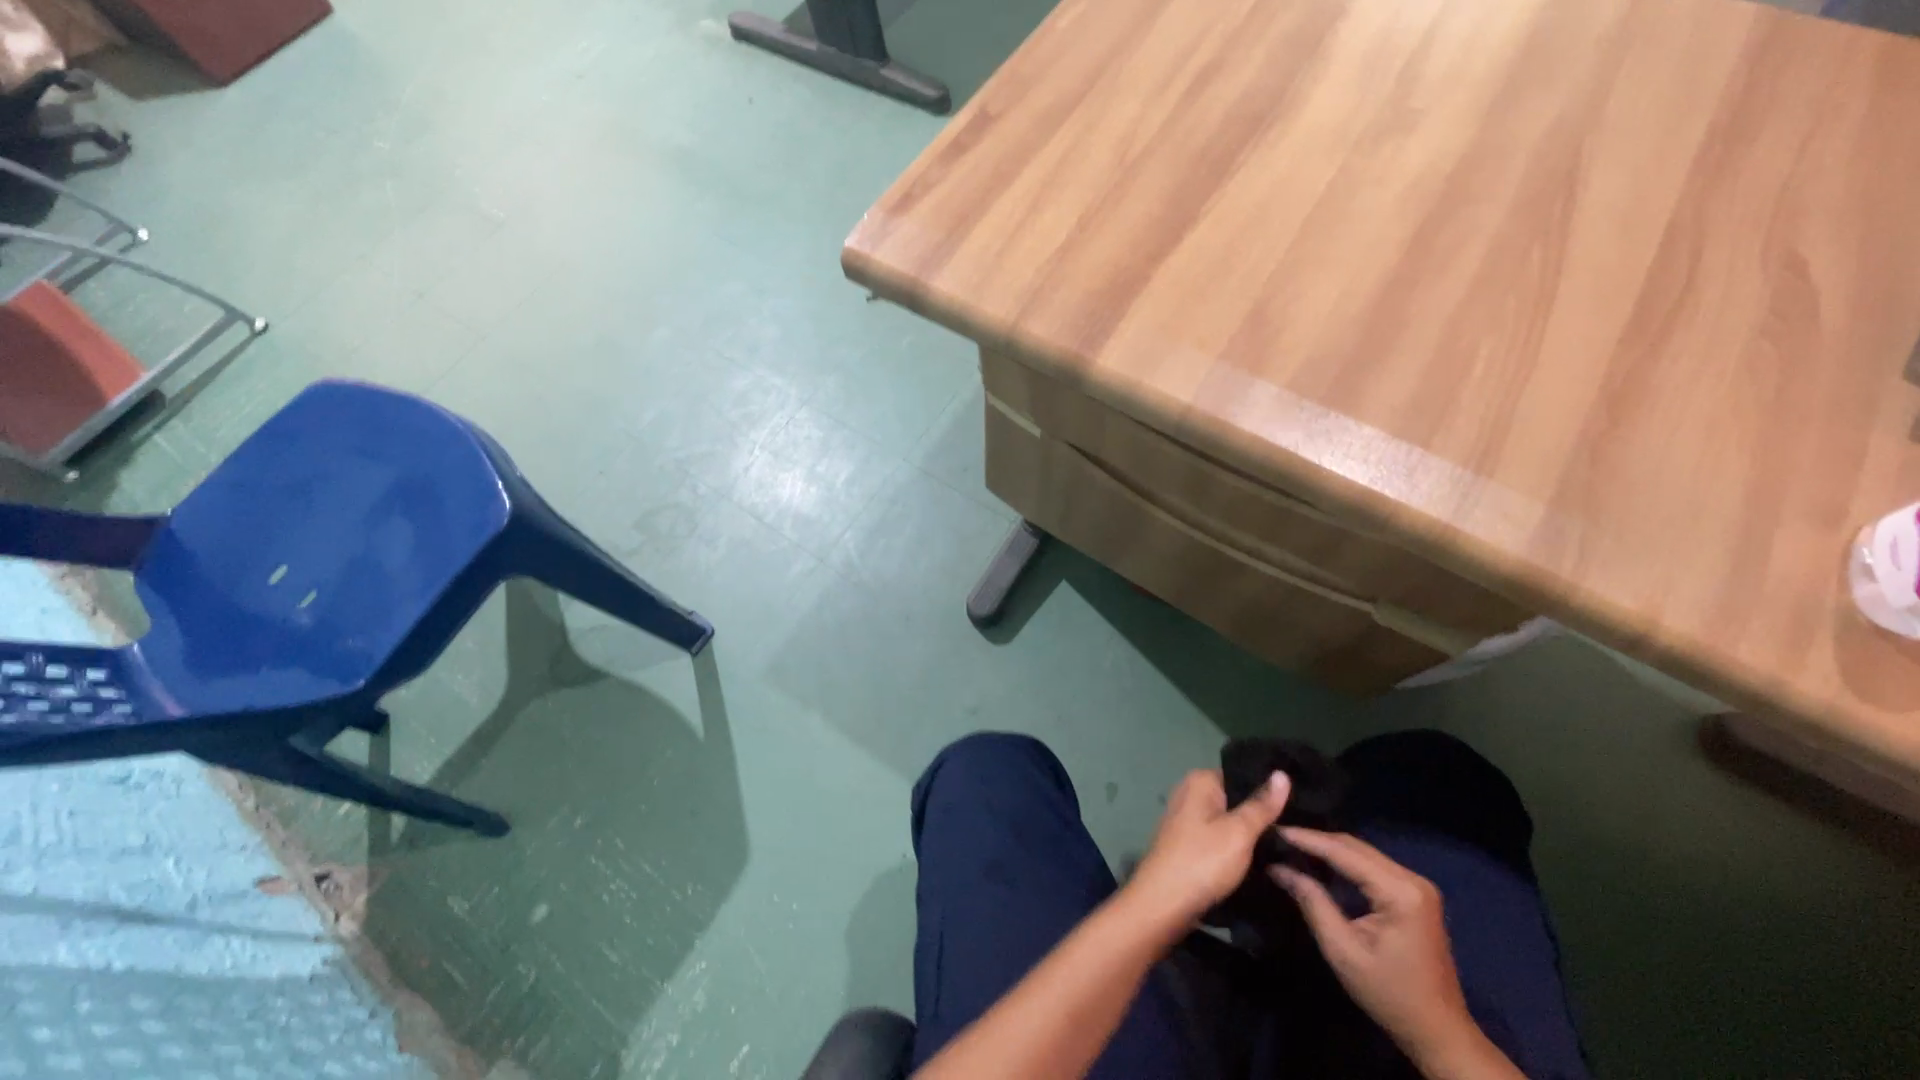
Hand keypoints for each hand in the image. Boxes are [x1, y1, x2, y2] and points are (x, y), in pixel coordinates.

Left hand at [1122, 769, 1290, 934]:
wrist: (1163, 905)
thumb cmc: (1202, 862)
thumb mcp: (1239, 832)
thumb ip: (1261, 805)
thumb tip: (1282, 774)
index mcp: (1200, 781)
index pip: (1243, 775)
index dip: (1270, 789)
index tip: (1300, 803)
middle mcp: (1190, 793)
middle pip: (1236, 798)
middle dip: (1261, 812)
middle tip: (1298, 825)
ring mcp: (1187, 819)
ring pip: (1229, 819)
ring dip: (1250, 831)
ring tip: (1287, 839)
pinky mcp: (1189, 843)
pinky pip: (1220, 836)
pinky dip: (1237, 844)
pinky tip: (1261, 855)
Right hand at [1272, 829, 1499, 1074]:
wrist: (1437, 1028)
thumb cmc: (1388, 993)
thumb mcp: (1342, 950)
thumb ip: (1312, 902)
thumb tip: (1278, 868)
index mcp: (1400, 891)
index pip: (1345, 852)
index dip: (1307, 839)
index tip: (1274, 830)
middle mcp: (1413, 879)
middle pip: (1356, 847)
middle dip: (1316, 840)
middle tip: (1278, 836)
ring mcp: (1417, 886)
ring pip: (1364, 854)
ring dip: (1329, 849)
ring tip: (1292, 846)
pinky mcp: (1415, 895)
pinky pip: (1373, 867)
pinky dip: (1345, 863)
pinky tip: (1320, 863)